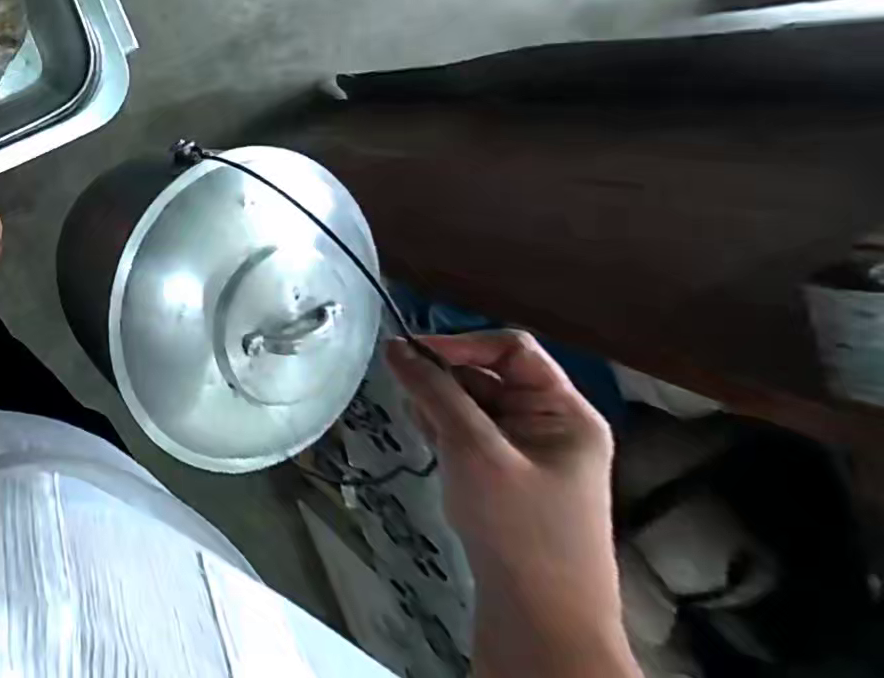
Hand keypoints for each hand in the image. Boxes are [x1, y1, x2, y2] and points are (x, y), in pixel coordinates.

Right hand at [386, 332, 639, 677]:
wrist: (539, 612)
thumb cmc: (519, 526)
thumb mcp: (472, 449)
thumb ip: (434, 391)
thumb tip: (394, 345)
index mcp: (563, 411)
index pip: (510, 349)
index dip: (459, 344)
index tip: (408, 355)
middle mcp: (547, 420)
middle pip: (482, 372)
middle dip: (441, 383)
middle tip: (415, 407)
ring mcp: (525, 444)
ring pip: (465, 397)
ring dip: (437, 407)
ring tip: (432, 439)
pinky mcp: (501, 464)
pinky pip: (462, 424)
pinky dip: (440, 427)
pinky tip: (435, 449)